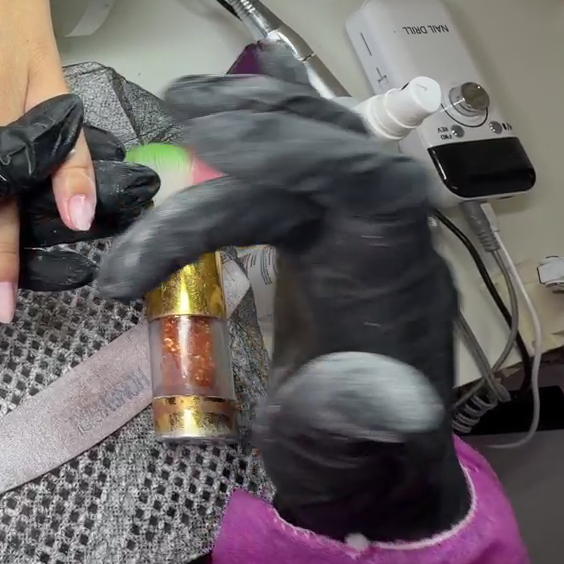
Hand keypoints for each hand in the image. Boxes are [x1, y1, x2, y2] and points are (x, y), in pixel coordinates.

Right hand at [95, 49, 469, 542]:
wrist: (365, 467)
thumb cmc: (351, 461)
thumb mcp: (346, 455)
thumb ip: (355, 421)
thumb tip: (370, 386)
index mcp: (387, 280)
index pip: (362, 185)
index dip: (294, 150)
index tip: (205, 141)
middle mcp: (377, 238)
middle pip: (332, 148)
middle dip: (257, 121)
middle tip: (176, 106)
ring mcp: (349, 232)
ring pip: (320, 141)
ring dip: (257, 110)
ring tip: (187, 96)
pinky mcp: (319, 237)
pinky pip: (297, 165)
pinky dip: (260, 130)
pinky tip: (218, 113)